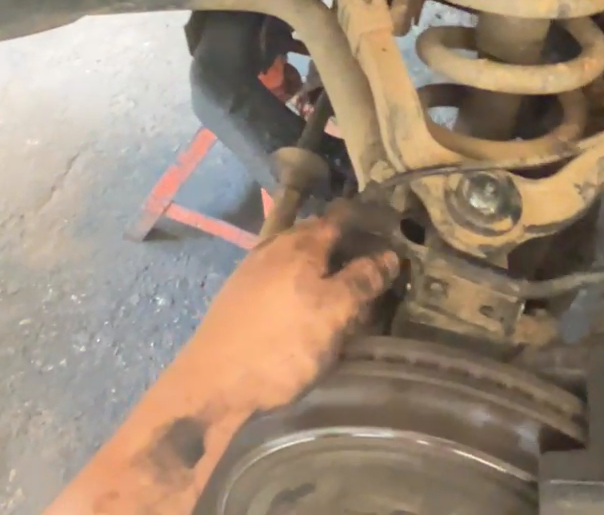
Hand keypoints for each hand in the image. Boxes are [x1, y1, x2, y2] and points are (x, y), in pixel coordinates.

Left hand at [169, 210, 400, 411]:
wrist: (210, 387)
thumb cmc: (280, 344)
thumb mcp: (334, 312)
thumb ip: (362, 280)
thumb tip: (388, 255)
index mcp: (301, 242)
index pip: (343, 216)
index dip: (370, 222)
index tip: (394, 234)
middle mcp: (275, 246)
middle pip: (320, 235)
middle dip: (348, 246)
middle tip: (376, 268)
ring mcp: (253, 270)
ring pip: (300, 259)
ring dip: (325, 269)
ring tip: (347, 294)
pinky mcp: (241, 297)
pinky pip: (284, 279)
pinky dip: (304, 286)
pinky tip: (310, 309)